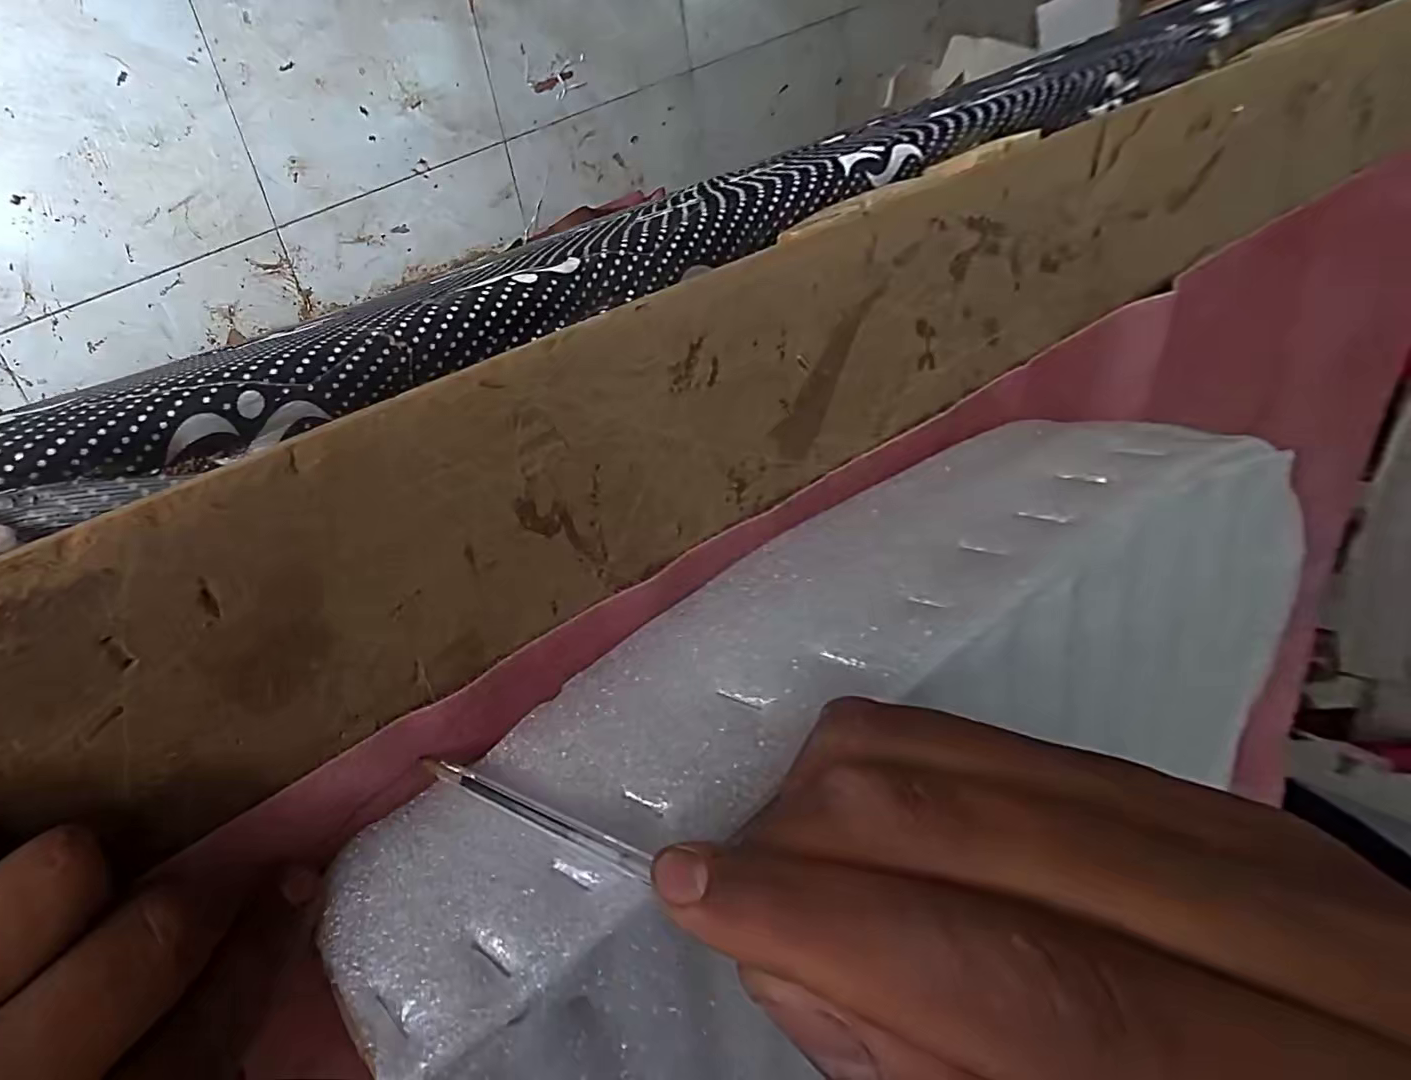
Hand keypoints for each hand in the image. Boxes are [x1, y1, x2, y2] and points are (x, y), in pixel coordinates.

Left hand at [0, 818, 313, 1079]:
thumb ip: (187, 1038)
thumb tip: (284, 899)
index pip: (206, 1036)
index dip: (260, 944)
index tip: (291, 880)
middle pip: (144, 943)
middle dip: (185, 905)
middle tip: (177, 901)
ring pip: (49, 869)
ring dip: (65, 885)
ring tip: (36, 927)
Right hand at [652, 699, 1410, 1078]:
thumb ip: (910, 1065)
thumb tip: (775, 954)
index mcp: (1277, 1078)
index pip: (1010, 972)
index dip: (818, 920)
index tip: (687, 886)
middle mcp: (1281, 927)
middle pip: (956, 820)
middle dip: (795, 836)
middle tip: (725, 876)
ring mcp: (1220, 824)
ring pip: (946, 746)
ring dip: (816, 785)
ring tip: (786, 849)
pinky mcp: (1165, 781)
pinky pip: (968, 732)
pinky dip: (870, 761)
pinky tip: (848, 817)